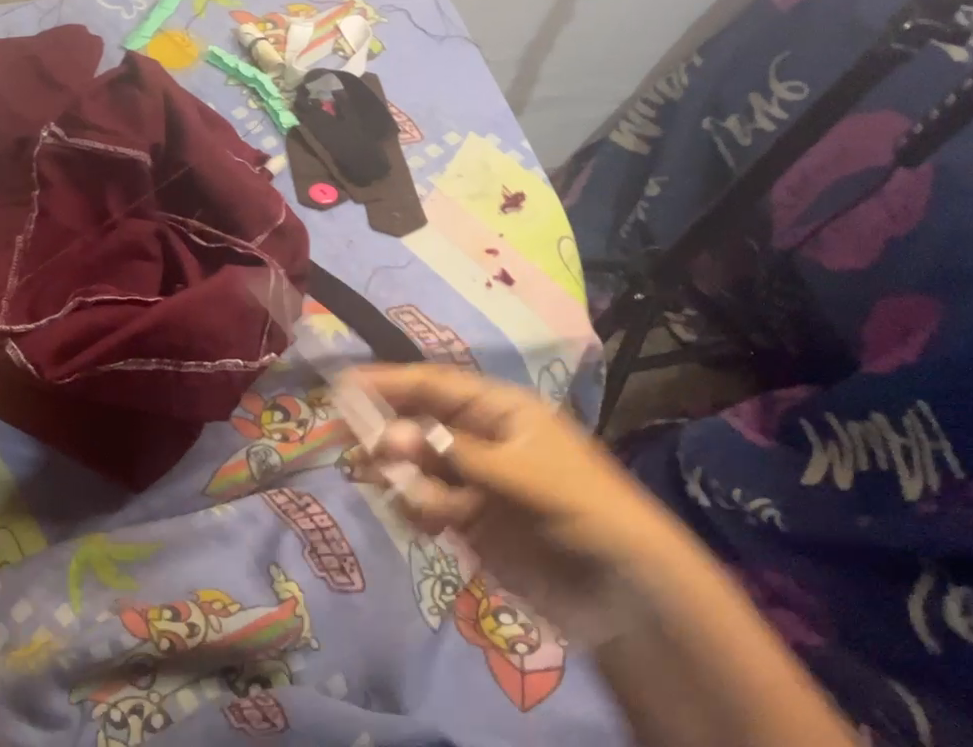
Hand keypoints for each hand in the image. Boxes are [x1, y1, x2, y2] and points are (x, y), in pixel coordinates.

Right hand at [358, 363, 697, 638]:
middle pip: (416, 420)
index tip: (343, 385)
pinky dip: (417, 507)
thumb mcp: (519, 473)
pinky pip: (426, 500)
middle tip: (343, 438)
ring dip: (398, 473)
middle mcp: (483, 437)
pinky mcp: (470, 516)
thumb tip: (383, 438)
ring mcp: (475, 477)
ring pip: (416, 463)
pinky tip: (426, 521)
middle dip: (382, 429)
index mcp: (502, 411)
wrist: (630, 591)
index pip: (434, 385)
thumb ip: (448, 453)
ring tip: (384, 485)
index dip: (388, 382)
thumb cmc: (582, 510)